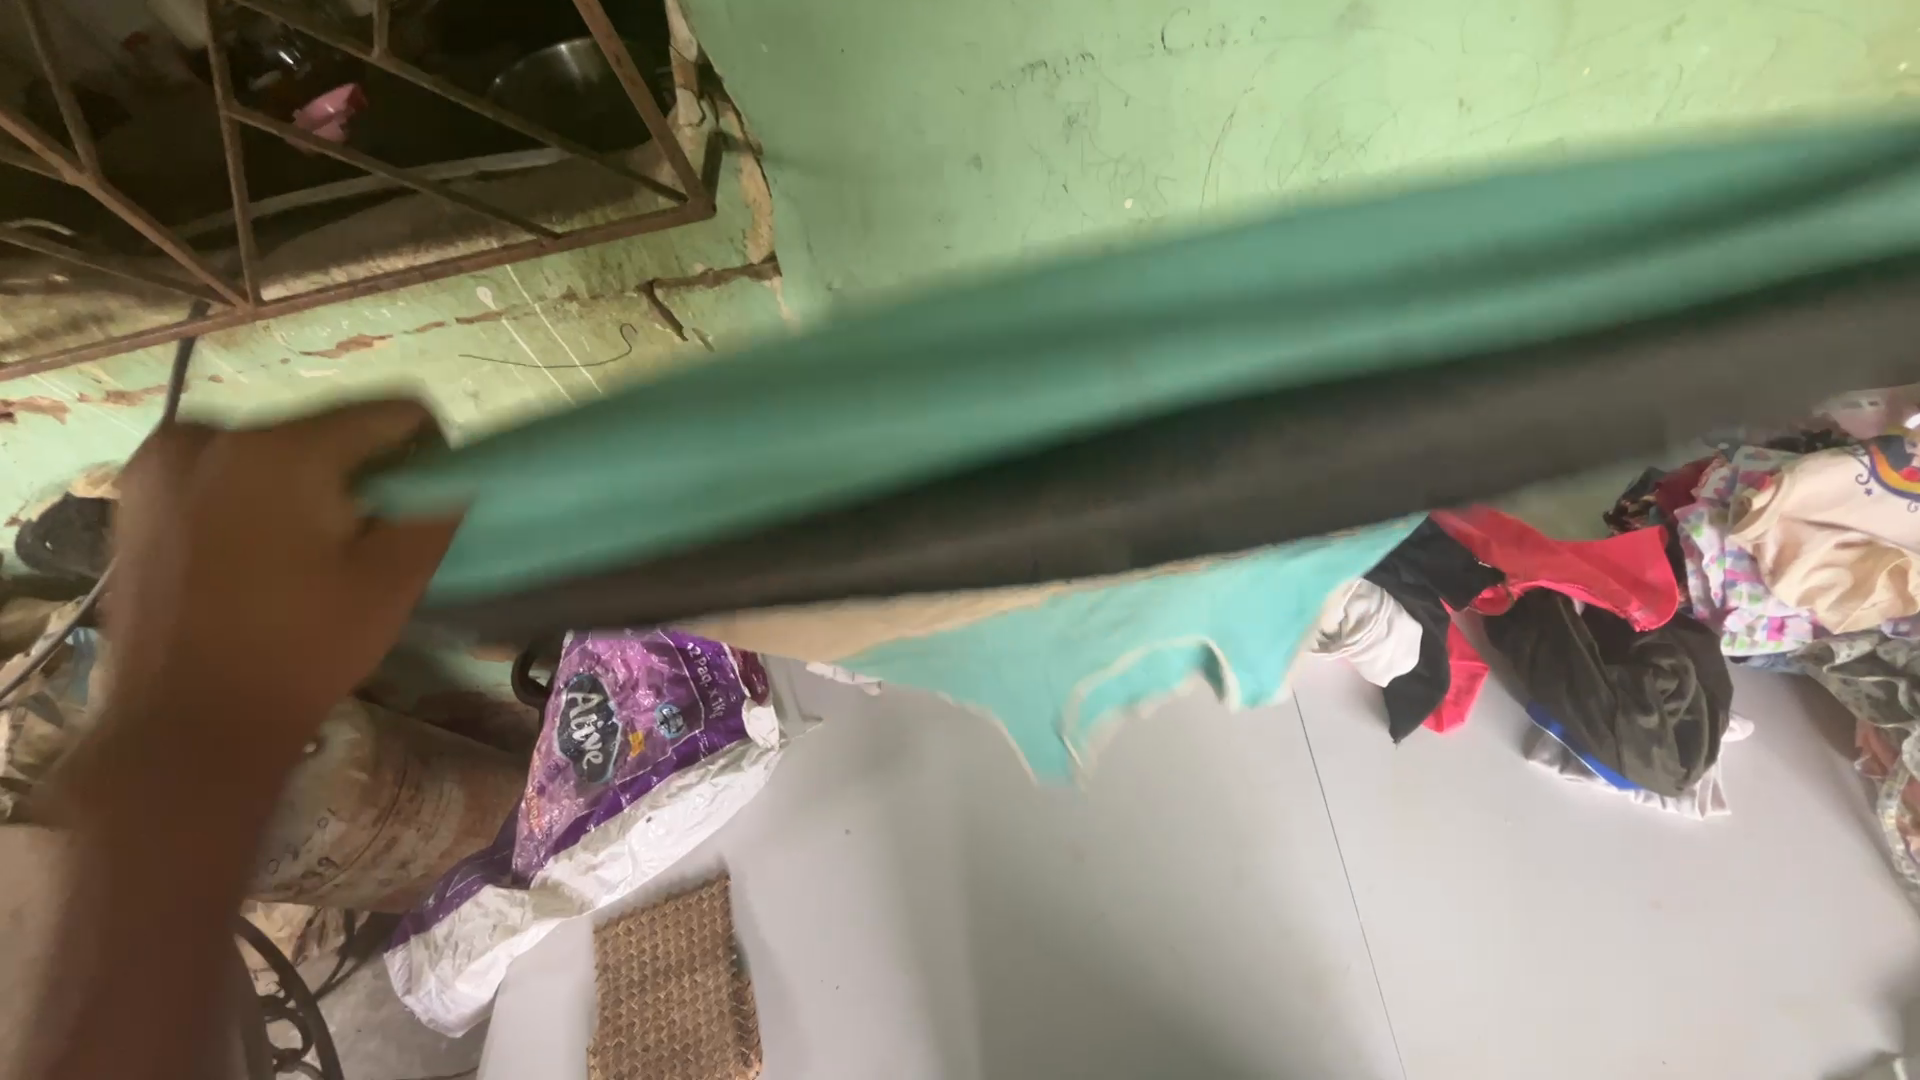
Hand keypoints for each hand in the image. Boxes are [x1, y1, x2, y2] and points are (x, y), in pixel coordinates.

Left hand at [104, 399, 460, 762]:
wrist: (190, 719)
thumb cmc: (307, 645)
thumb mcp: (399, 574)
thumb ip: (439, 505)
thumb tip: (457, 472)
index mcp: (282, 449)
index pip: (395, 412)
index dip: (432, 451)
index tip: (429, 502)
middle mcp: (213, 434)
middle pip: (336, 427)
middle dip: (370, 470)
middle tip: (375, 534)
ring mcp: (164, 461)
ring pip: (286, 447)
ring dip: (321, 482)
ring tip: (324, 546)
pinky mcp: (140, 492)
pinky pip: (236, 467)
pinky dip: (271, 493)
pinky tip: (274, 549)